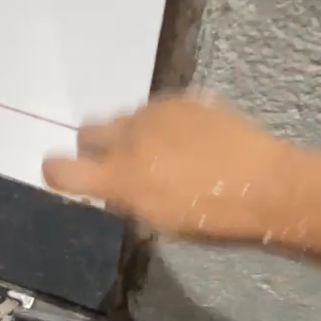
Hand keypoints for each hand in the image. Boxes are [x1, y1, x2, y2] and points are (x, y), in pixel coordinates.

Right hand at [42, 95, 320, 240]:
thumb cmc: (211, 217)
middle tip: (115, 165)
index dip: (54, 172)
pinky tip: (186, 142)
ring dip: (129, 135)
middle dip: (93, 147)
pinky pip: (156, 108)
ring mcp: (157, 113)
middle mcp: (130, 137)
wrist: (266, 184)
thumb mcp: (158, 221)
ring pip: (123, 118)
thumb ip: (125, 199)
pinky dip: (160, 124)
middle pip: (87, 131)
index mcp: (120, 177)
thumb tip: (112, 189)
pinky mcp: (183, 99)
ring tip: (160, 154)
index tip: (61, 177)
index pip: (61, 168)